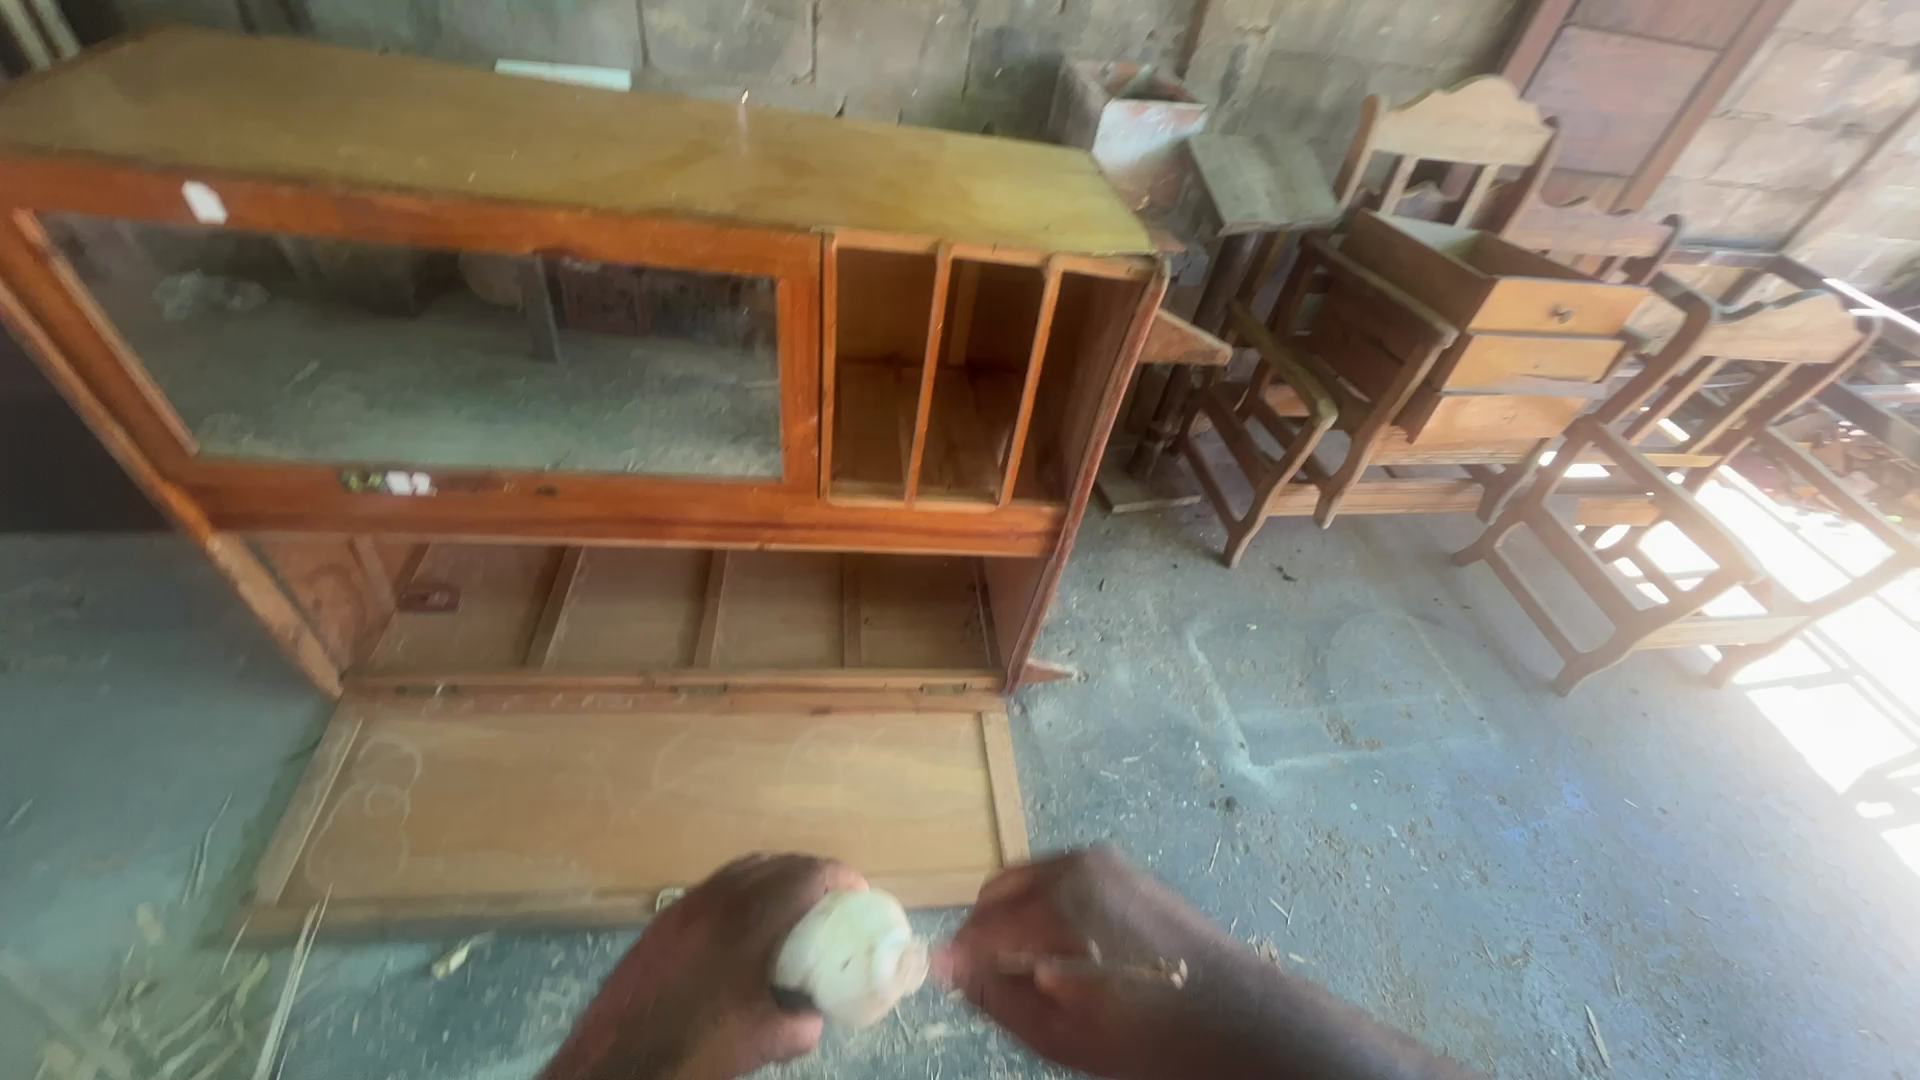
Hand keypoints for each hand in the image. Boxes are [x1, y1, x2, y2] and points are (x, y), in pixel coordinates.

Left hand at [540, 854, 864, 1079]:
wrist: (612, 1065)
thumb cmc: (691, 1051)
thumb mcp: (758, 1044)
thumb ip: (800, 1024)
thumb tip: (816, 1015)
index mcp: (749, 922)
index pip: (806, 876)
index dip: (839, 876)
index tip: (857, 892)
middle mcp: (720, 899)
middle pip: (779, 862)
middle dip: (812, 871)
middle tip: (830, 896)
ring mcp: (689, 904)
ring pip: (746, 866)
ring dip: (778, 873)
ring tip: (793, 900)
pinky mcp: (666, 918)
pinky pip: (718, 883)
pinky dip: (745, 886)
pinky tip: (747, 917)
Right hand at [936, 847, 1479, 1079]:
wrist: (1240, 1017)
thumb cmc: (1152, 1038)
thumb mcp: (1065, 1034)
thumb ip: (997, 994)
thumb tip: (946, 965)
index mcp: (1061, 898)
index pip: (982, 923)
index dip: (962, 957)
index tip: (959, 987)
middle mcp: (1076, 862)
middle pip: (1000, 892)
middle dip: (989, 935)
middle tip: (1004, 988)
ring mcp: (1101, 859)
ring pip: (1028, 883)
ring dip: (1017, 922)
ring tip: (1041, 976)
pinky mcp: (1119, 866)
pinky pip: (1059, 881)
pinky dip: (1047, 911)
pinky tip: (1071, 955)